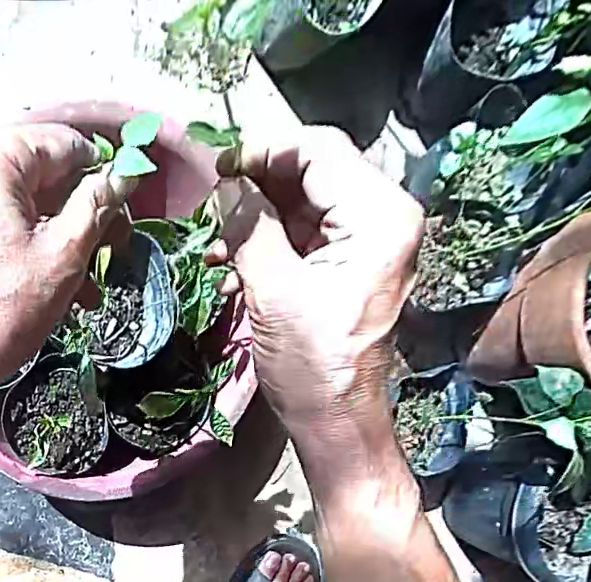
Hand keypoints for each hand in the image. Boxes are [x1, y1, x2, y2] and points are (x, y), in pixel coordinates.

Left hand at [0, 123, 133, 403]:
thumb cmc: (5, 308)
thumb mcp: (64, 254)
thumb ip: (97, 205)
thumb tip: (123, 175)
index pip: (63, 144)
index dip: (101, 174)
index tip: (124, 207)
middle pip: (43, 178)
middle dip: (83, 216)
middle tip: (113, 248)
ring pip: (26, 210)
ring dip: (65, 243)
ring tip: (91, 286)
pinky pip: (3, 231)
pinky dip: (34, 252)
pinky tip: (62, 290)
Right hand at [207, 127, 422, 432]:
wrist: (333, 420)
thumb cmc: (313, 365)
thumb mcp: (275, 294)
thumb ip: (250, 231)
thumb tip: (226, 186)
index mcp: (378, 217)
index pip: (319, 151)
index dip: (264, 153)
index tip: (218, 171)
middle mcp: (380, 220)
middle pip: (310, 176)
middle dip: (254, 192)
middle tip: (210, 214)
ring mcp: (363, 246)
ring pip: (300, 209)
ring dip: (252, 225)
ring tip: (214, 253)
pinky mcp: (344, 270)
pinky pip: (301, 241)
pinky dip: (264, 249)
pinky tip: (231, 272)